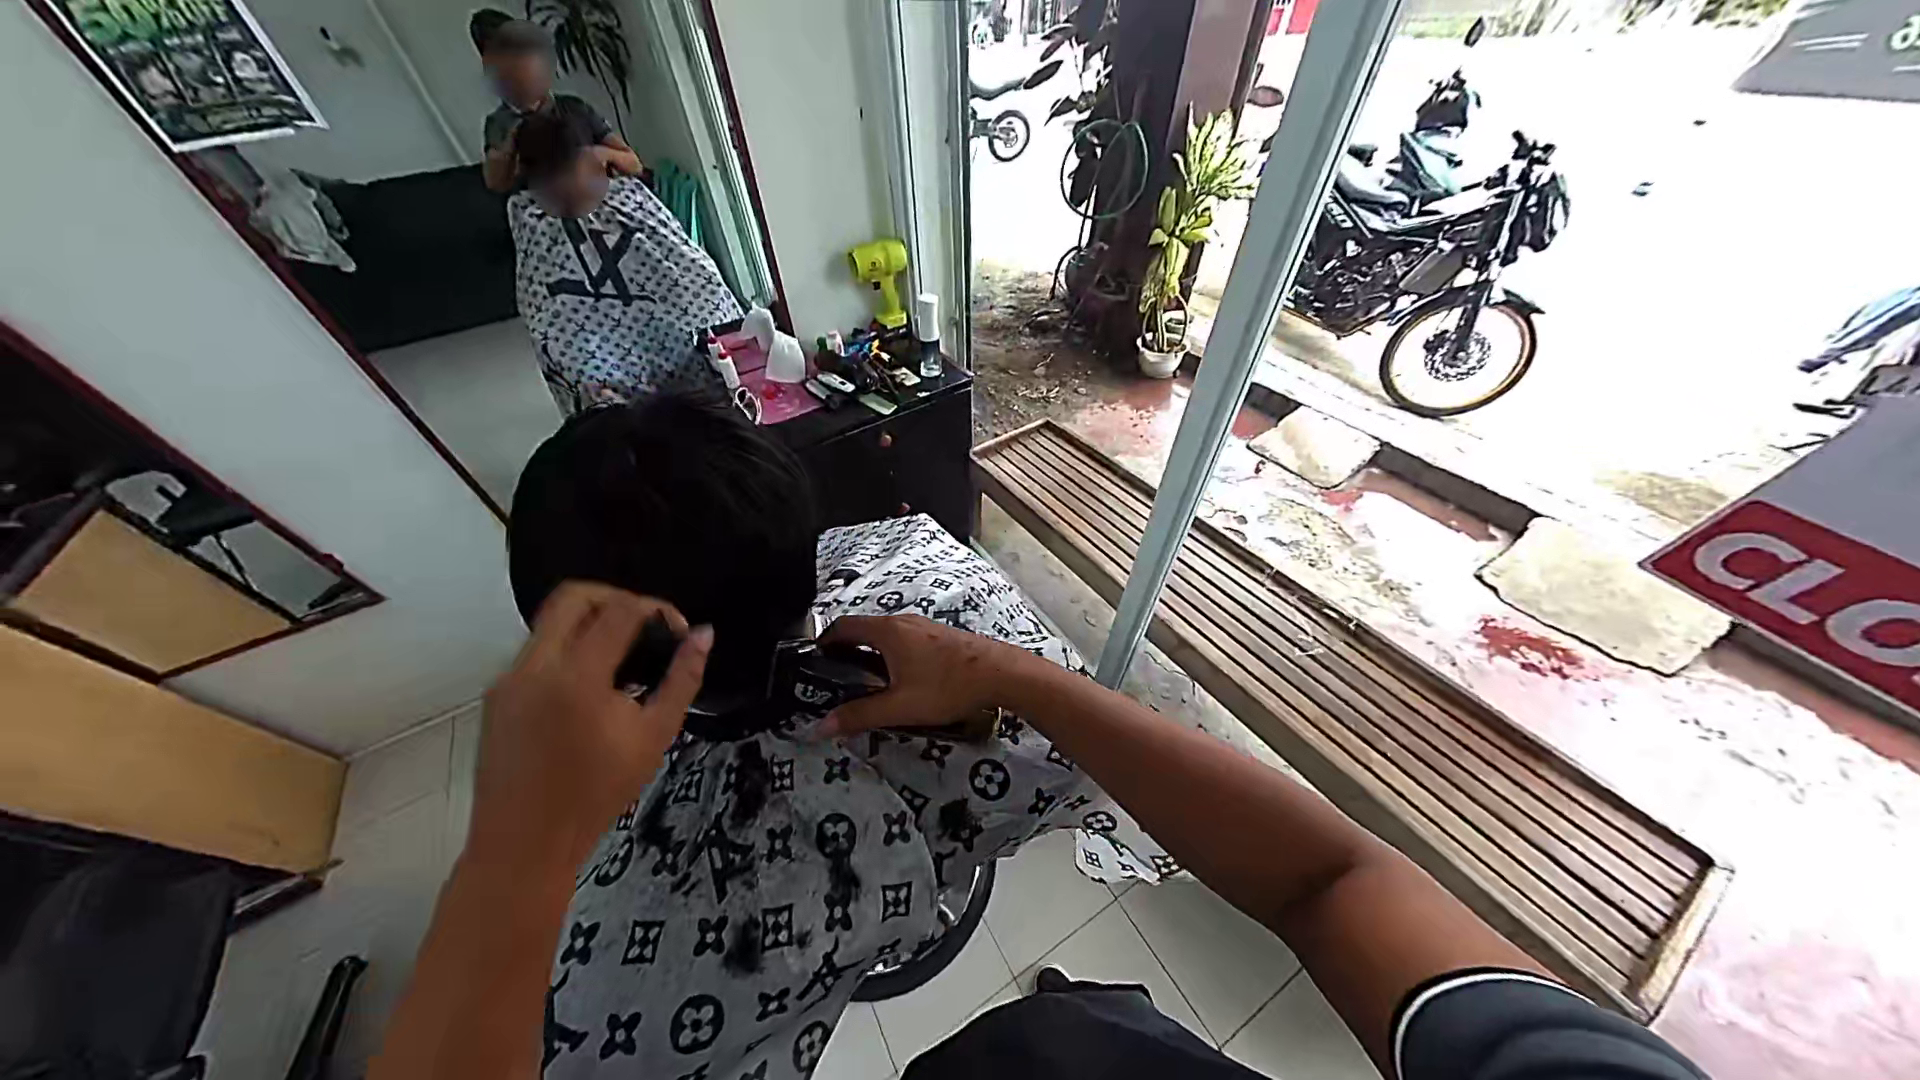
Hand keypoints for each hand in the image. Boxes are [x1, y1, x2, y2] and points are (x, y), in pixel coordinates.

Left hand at [468, 583, 710, 867]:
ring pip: (551, 620)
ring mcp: (508, 678)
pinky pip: (538, 649)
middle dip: (618, 599)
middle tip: (648, 626)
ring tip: (624, 657)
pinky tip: (594, 684)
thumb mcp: (656, 734)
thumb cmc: (598, 792)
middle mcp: (534, 665)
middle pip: (574, 596)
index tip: (677, 631)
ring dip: (592, 622)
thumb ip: (683, 678)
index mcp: (577, 676)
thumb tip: (705, 635)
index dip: (656, 608)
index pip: (620, 609)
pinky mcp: (496, 694)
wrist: (524, 843)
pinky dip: (570, 647)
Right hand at [816, 615, 1017, 736]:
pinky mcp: (940, 636)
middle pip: (864, 629)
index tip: (815, 662)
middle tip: (836, 677)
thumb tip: (821, 726)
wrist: (1001, 674)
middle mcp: (903, 622)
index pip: (843, 626)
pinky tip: (900, 679)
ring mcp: (924, 626)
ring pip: (886, 635)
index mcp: (887, 632)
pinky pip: (905, 640)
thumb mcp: (900, 706)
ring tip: (865, 682)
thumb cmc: (948, 686)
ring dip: (871, 652)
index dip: (824, 641)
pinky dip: (892, 654)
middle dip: (846, 650)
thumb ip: (860, 716)